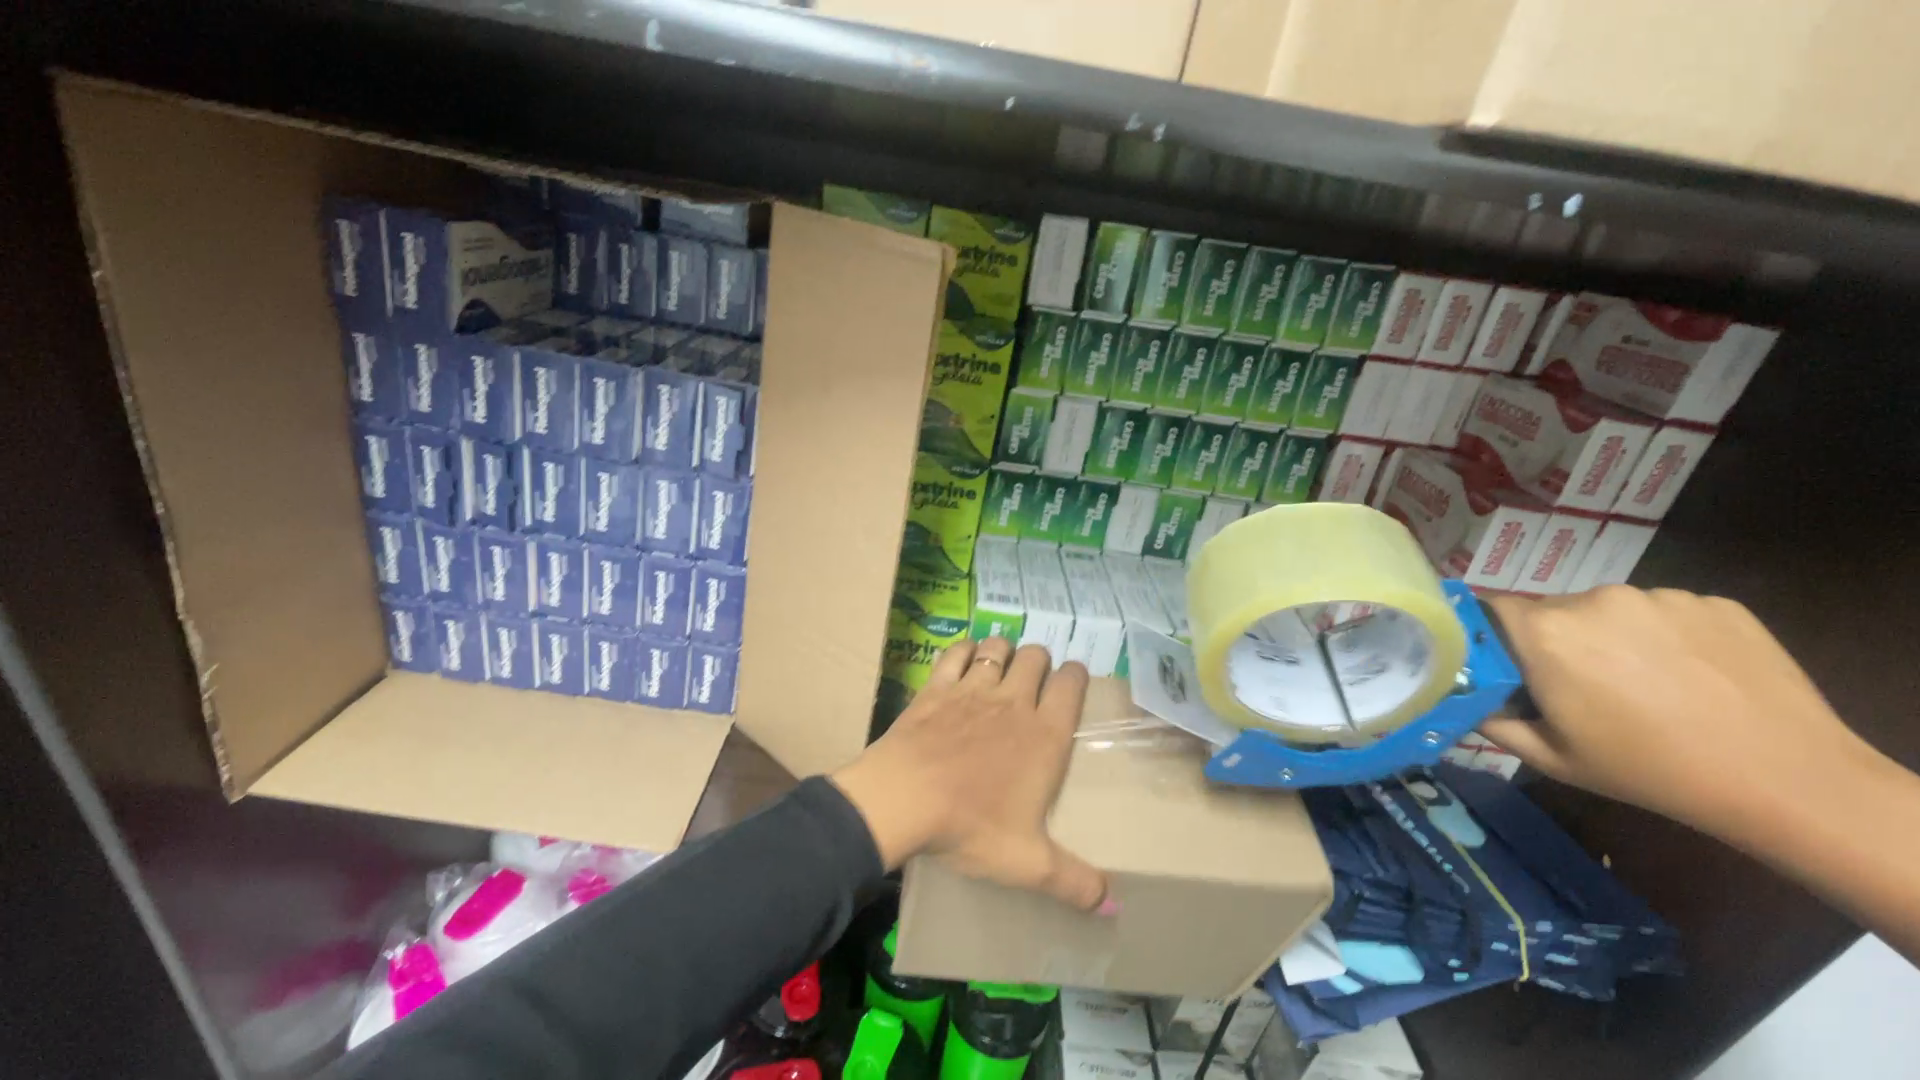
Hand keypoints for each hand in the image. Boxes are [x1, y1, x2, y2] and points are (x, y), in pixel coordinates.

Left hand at [828, 638, 1113, 913]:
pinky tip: (964, 660)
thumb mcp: (1028, 864)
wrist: (902, 800)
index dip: (1077, 676)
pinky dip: (965, 651)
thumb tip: (1114, 906)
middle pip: (1037, 657)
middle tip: (1035, 681)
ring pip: (998, 648)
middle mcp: (1015, 702)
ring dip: (1004, 652)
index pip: (1073, 685)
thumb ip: (1075, 882)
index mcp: (1045, 735)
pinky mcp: (936, 687)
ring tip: (1002, 667)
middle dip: (1040, 662)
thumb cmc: (971, 828)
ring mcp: (973, 690)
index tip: (1074, 682)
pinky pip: (957, 652)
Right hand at [1482, 586, 1878, 832]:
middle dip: (1556, 642)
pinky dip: (1666, 638)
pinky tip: (1691, 678)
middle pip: (1553, 610)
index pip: (1490, 609)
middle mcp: (1596, 599)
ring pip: (1612, 611)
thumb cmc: (1648, 770)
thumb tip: (1466, 698)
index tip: (1504, 666)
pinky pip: (1667, 612)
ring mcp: (1660, 596)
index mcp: (1546, 633)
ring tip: (1646, 686)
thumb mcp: (1553, 759)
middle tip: (1580, 688)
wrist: (1784, 776)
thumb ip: (1493, 721)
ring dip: (1613, 638)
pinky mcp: (1714, 601)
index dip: (1490, 635)